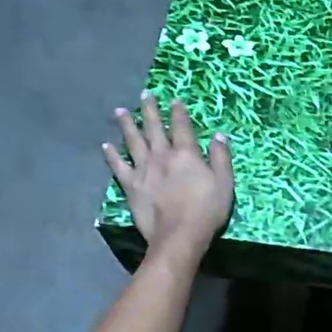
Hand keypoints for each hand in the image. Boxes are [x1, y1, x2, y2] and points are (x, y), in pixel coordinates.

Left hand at [104, 95, 233, 257]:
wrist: (179, 235)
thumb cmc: (207, 210)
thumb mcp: (224, 182)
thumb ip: (220, 157)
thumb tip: (219, 135)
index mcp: (186, 153)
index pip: (181, 126)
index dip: (178, 112)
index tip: (174, 99)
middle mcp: (162, 156)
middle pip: (154, 128)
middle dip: (150, 110)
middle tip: (144, 95)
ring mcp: (143, 170)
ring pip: (133, 141)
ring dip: (127, 125)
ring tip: (120, 111)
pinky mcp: (130, 186)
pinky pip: (118, 166)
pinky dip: (111, 154)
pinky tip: (106, 145)